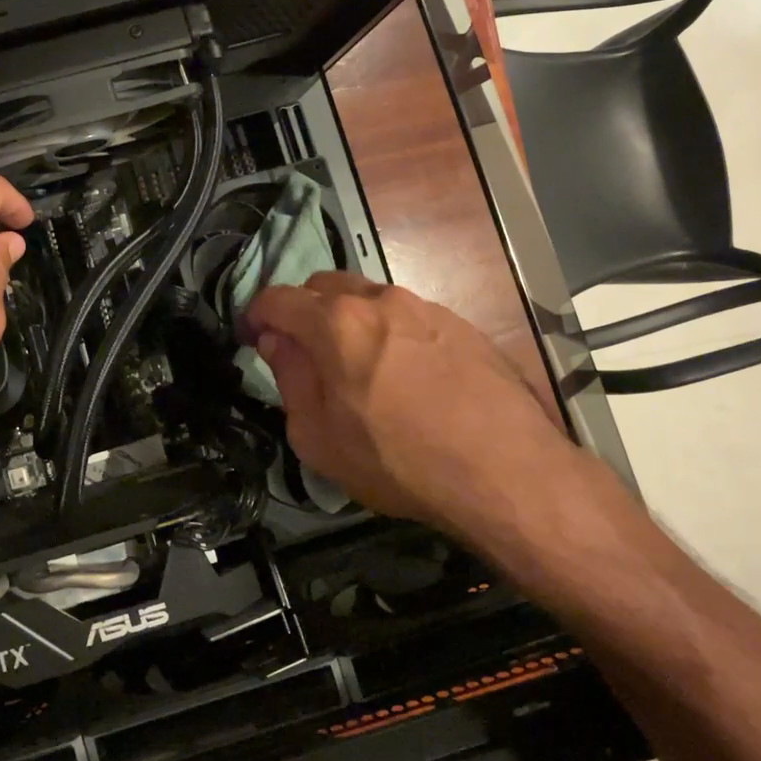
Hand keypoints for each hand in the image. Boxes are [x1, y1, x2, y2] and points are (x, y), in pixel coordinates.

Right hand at [244, 273, 579, 536]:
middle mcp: (378, 300)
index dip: (255, 316)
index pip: (276, 298)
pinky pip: (408, 317)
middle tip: (303, 352)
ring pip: (369, 299)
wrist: (507, 473)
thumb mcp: (318, 436)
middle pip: (323, 286)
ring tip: (358, 366)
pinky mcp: (462, 325)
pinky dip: (391, 334)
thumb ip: (289, 380)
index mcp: (334, 322)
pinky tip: (406, 377)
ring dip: (349, 321)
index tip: (253, 339)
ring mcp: (425, 307)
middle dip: (303, 311)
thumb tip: (277, 344)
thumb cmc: (397, 460)